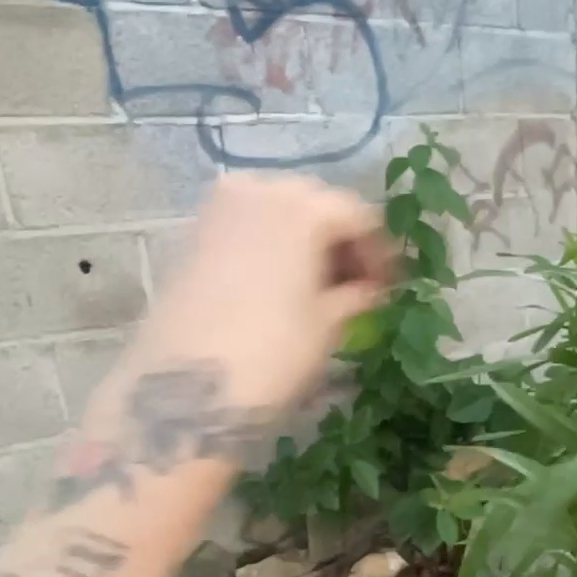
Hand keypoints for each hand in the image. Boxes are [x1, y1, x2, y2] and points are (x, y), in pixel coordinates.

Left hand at [118, 172, 392, 410]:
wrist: (185, 387)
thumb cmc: (272, 353)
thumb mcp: (329, 325)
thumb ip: (356, 295)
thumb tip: (367, 289)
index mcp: (305, 206)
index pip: (360, 217)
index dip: (380, 253)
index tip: (390, 288)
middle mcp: (261, 190)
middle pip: (318, 205)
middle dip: (341, 242)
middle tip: (357, 285)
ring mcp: (221, 208)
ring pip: (280, 211)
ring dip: (306, 242)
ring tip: (319, 287)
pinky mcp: (195, 232)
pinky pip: (249, 225)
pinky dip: (273, 245)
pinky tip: (281, 284)